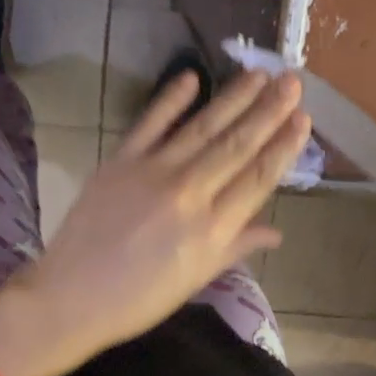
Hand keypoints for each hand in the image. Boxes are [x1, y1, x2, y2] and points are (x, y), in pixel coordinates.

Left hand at [9, 70, 309, 355]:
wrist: (72, 298)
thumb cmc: (138, 301)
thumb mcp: (194, 281)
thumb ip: (234, 248)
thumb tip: (275, 232)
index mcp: (212, 231)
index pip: (258, 179)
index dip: (283, 147)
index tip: (304, 119)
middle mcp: (189, 195)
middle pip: (236, 146)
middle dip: (268, 111)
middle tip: (293, 80)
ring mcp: (153, 173)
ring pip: (202, 128)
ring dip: (233, 98)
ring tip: (260, 73)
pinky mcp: (120, 162)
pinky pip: (150, 124)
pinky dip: (171, 99)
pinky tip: (192, 76)